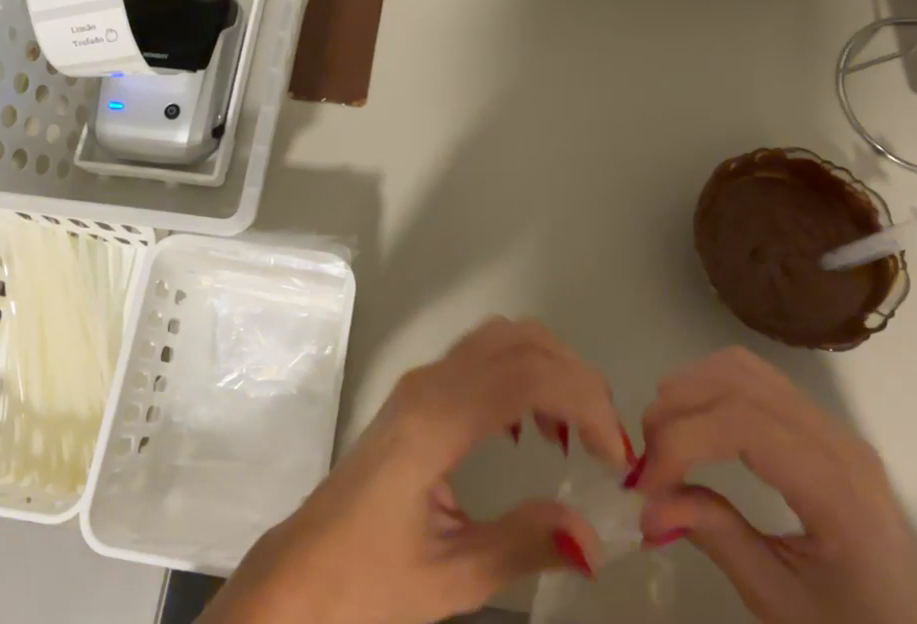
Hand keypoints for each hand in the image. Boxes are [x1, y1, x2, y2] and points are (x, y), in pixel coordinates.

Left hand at [203, 318, 630, 623]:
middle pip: (519, 341)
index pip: (527, 375)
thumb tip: (597, 536)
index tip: (616, 455)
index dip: (585, 401)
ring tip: (578, 434)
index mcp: (434, 423)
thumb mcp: (451, 577)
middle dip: (576, 379)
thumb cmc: (365, 578)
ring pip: (500, 339)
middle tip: (606, 442)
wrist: (300, 572)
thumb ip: (525, 545)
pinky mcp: (416, 396)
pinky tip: (529, 429)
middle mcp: (426, 387)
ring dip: (550, 370)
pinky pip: (480, 358)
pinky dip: (521, 373)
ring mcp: (418, 385)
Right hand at [632, 347, 916, 623]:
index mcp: (837, 489)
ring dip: (689, 391)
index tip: (644, 484)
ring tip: (664, 441)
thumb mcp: (779, 598)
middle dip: (675, 411)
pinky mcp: (820, 426)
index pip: (742, 423)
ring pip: (742, 368)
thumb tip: (646, 504)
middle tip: (645, 461)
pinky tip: (694, 427)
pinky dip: (710, 389)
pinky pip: (755, 380)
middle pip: (737, 382)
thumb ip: (715, 538)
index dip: (680, 440)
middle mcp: (837, 441)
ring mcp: (831, 427)